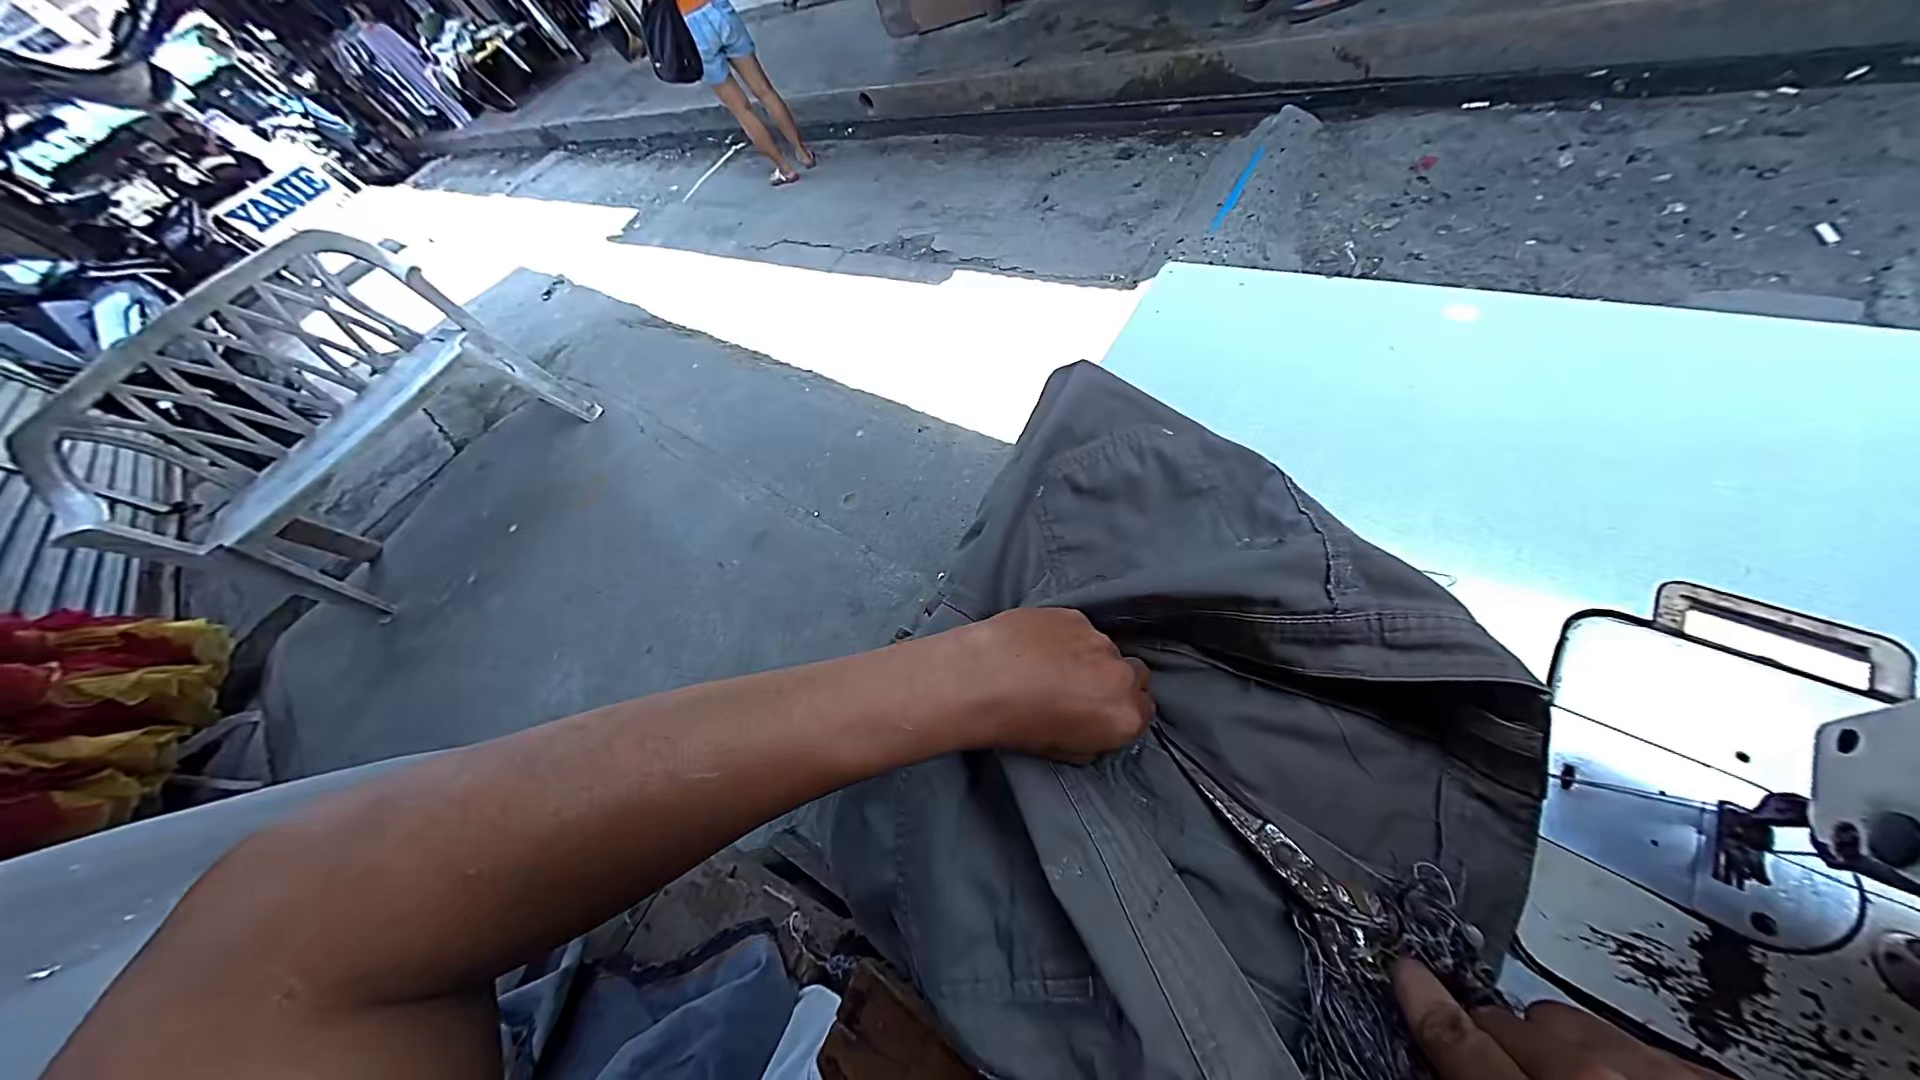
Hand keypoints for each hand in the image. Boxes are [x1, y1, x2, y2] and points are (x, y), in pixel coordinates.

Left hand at [939, 607, 1153, 762]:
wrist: (980, 679)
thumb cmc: (1015, 724)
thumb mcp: (1061, 751)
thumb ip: (1093, 738)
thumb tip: (1093, 726)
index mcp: (1124, 716)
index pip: (1144, 712)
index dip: (1120, 710)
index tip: (1099, 710)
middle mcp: (1122, 676)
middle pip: (1134, 676)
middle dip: (1113, 681)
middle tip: (1078, 687)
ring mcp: (1099, 640)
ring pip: (1104, 649)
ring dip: (1086, 656)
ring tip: (1048, 665)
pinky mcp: (1075, 616)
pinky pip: (1078, 629)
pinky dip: (1063, 637)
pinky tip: (1035, 645)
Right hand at [1393, 959, 1720, 1079]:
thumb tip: (1442, 1071)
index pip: (1458, 1039)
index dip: (1423, 1004)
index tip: (1404, 974)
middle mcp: (1592, 1077)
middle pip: (1506, 1022)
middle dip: (1500, 1044)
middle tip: (1507, 1075)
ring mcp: (1654, 1074)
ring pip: (1564, 1025)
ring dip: (1558, 1051)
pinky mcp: (1706, 1077)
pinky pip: (1632, 1043)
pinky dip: (1620, 1065)